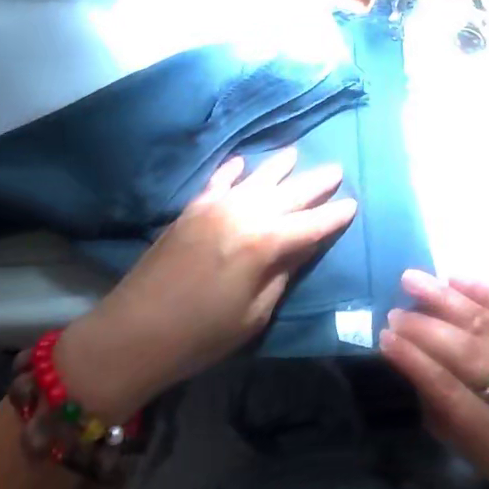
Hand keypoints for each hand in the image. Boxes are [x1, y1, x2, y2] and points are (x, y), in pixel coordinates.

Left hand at [57, 149, 356, 417]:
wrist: (135, 330)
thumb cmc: (202, 334)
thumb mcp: (254, 313)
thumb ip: (282, 273)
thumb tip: (302, 246)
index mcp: (263, 244)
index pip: (310, 224)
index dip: (334, 215)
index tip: (353, 204)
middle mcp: (242, 214)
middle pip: (287, 194)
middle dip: (315, 183)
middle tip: (336, 170)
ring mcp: (213, 207)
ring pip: (254, 178)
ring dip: (277, 166)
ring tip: (295, 154)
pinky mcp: (190, 210)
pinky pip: (217, 182)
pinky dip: (232, 171)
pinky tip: (242, 163)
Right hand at [379, 271, 488, 485]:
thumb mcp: (462, 444)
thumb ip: (436, 402)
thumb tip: (405, 350)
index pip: (456, 397)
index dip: (419, 364)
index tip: (386, 338)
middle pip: (477, 357)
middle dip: (429, 330)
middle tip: (395, 314)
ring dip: (448, 301)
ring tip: (413, 282)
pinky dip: (481, 292)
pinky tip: (450, 279)